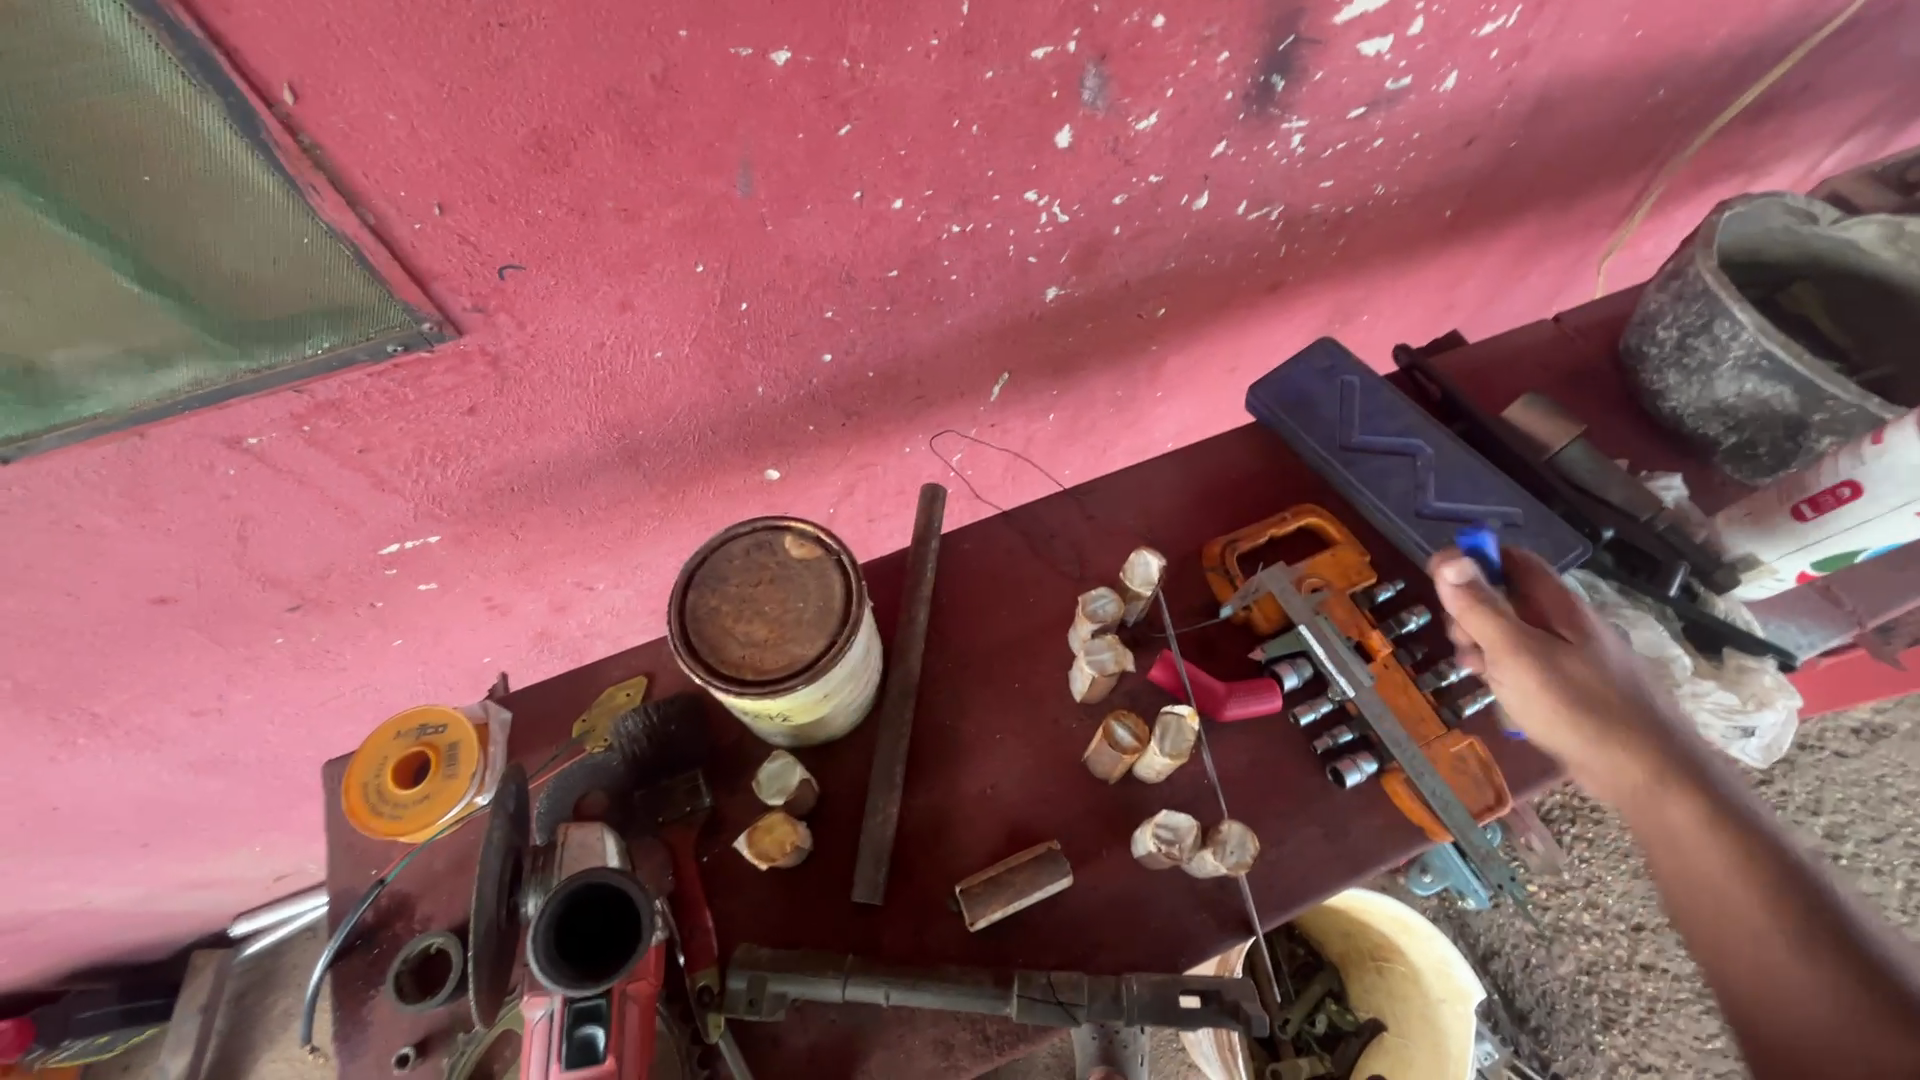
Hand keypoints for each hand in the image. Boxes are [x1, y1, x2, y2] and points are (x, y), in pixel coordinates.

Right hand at [1426, 546, 1701, 801]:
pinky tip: (1497, 693)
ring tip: (1474, 673)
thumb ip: (1480, 607)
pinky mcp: (1574, 689)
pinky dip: (1504, 672)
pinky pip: (1528, 665)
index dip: (1475, 560)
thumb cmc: (1576, 707)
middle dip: (1472, 613)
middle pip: (1509, 599)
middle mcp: (1569, 625)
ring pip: (1514, 635)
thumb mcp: (1515, 653)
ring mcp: (1574, 658)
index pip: (1514, 560)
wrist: (1647, 775)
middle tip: (1460, 642)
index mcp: (1560, 607)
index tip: (1440, 581)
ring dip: (1483, 646)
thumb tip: (1448, 556)